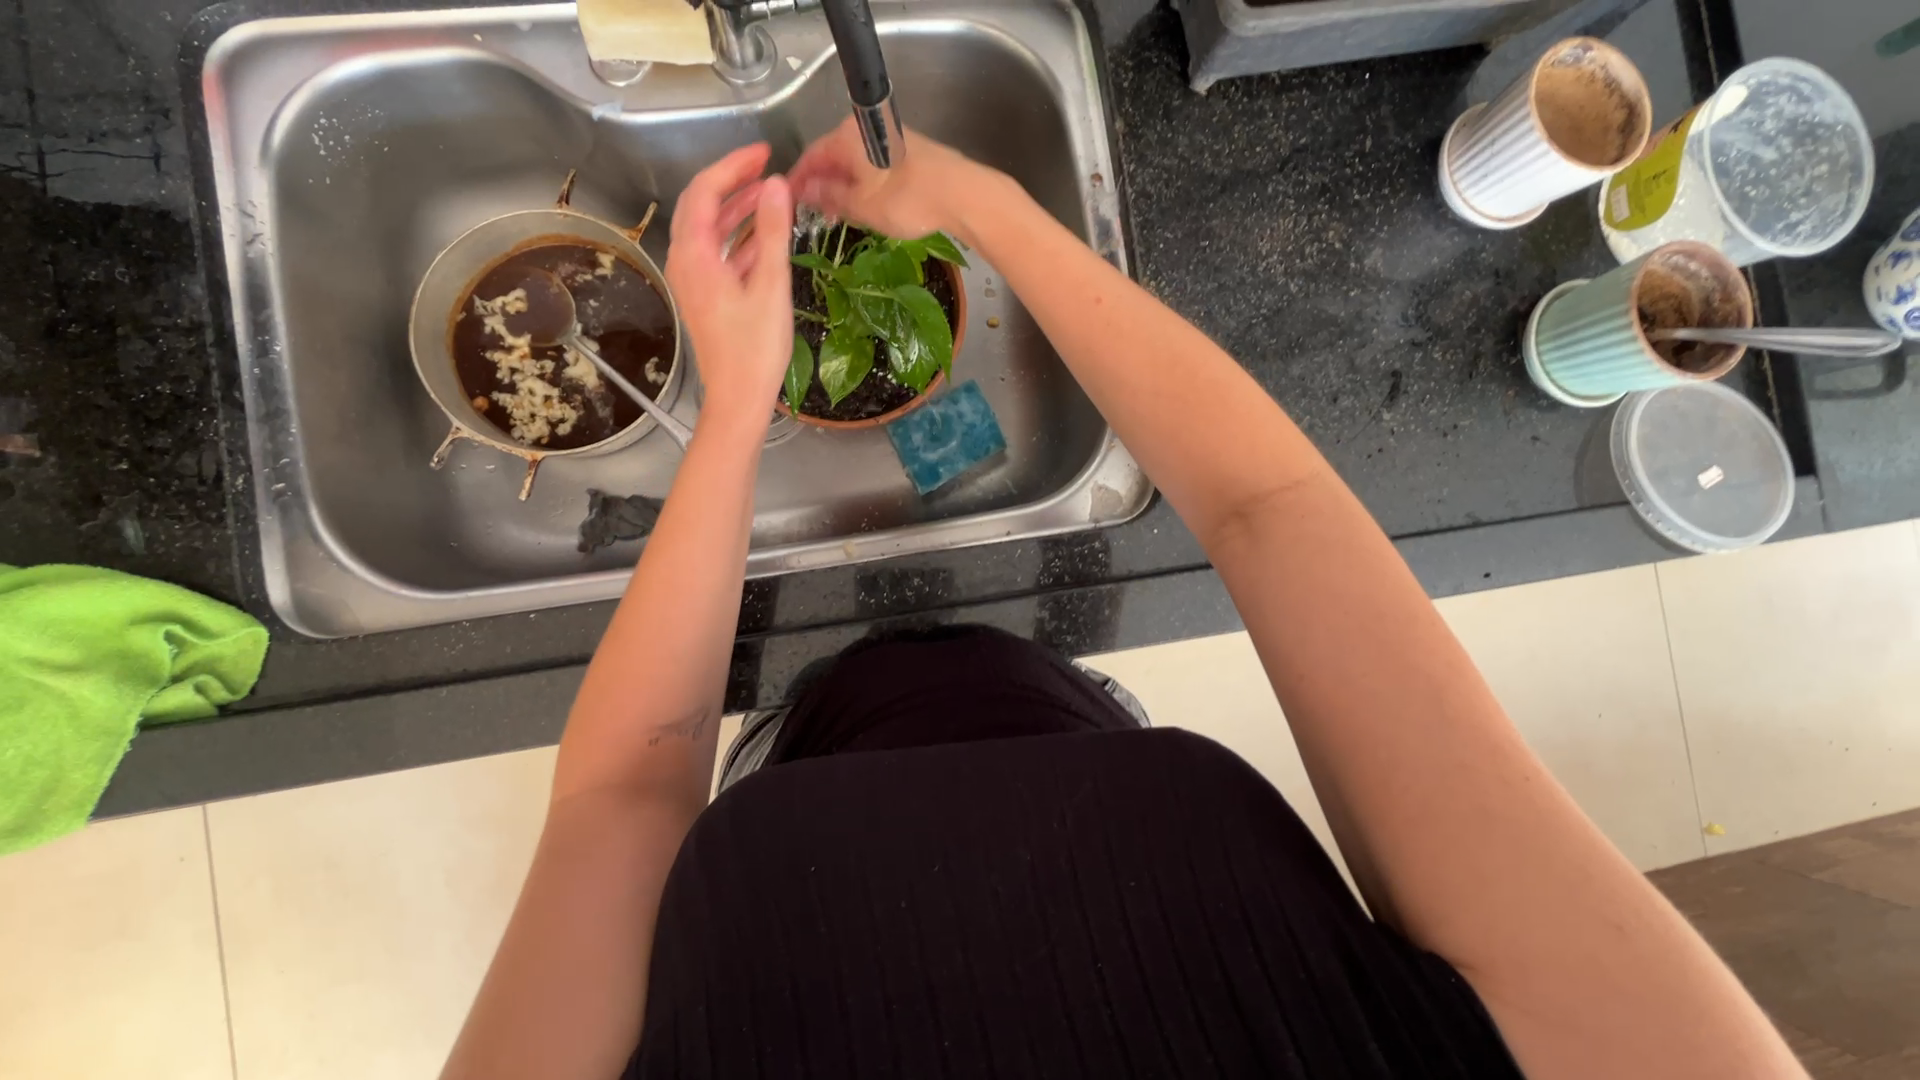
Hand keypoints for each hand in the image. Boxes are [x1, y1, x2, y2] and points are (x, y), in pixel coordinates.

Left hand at [664, 143, 793, 422]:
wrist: (738, 398)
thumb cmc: (755, 349)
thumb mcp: (770, 286)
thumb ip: (772, 232)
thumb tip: (777, 186)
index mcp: (694, 255)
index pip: (704, 191)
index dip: (733, 166)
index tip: (763, 153)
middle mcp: (686, 262)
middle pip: (703, 207)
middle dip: (735, 184)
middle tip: (768, 169)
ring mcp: (694, 280)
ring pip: (711, 231)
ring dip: (740, 211)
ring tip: (772, 198)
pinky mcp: (707, 296)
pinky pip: (719, 254)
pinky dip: (740, 239)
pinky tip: (766, 238)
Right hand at [788, 118, 993, 245]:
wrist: (960, 194)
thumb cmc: (907, 200)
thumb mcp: (861, 205)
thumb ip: (831, 196)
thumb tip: (808, 190)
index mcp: (845, 137)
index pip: (810, 156)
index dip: (798, 180)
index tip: (789, 200)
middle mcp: (865, 129)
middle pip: (833, 156)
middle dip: (821, 183)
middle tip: (813, 212)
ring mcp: (889, 138)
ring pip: (855, 162)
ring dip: (844, 186)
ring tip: (838, 214)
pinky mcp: (908, 151)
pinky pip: (875, 166)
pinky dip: (864, 184)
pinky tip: (866, 205)